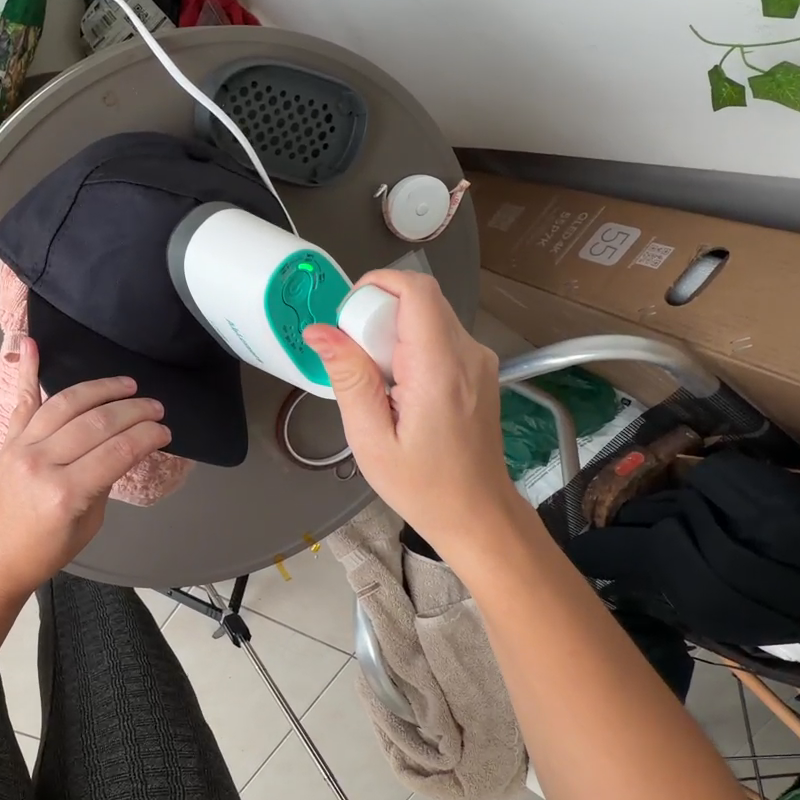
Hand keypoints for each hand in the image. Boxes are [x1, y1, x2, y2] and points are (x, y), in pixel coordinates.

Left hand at [0, 338, 170, 601]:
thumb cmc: (42, 553)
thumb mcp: (86, 527)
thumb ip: (102, 483)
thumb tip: (122, 450)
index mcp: (67, 493)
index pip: (118, 451)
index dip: (147, 436)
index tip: (166, 430)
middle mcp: (43, 462)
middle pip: (96, 422)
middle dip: (133, 410)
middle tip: (155, 406)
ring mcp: (21, 447)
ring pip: (66, 404)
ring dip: (100, 389)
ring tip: (127, 384)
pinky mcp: (6, 442)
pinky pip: (22, 402)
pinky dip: (27, 370)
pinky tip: (32, 343)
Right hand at [303, 271, 521, 545]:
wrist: (477, 513)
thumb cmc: (421, 484)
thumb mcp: (370, 437)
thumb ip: (348, 378)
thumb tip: (319, 331)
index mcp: (441, 368)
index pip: (416, 291)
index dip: (376, 286)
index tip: (346, 319)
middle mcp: (468, 353)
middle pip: (419, 300)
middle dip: (376, 315)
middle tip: (354, 362)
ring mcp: (479, 359)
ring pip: (426, 316)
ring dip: (391, 334)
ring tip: (374, 383)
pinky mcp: (477, 369)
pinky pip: (436, 336)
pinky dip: (408, 348)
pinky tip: (397, 389)